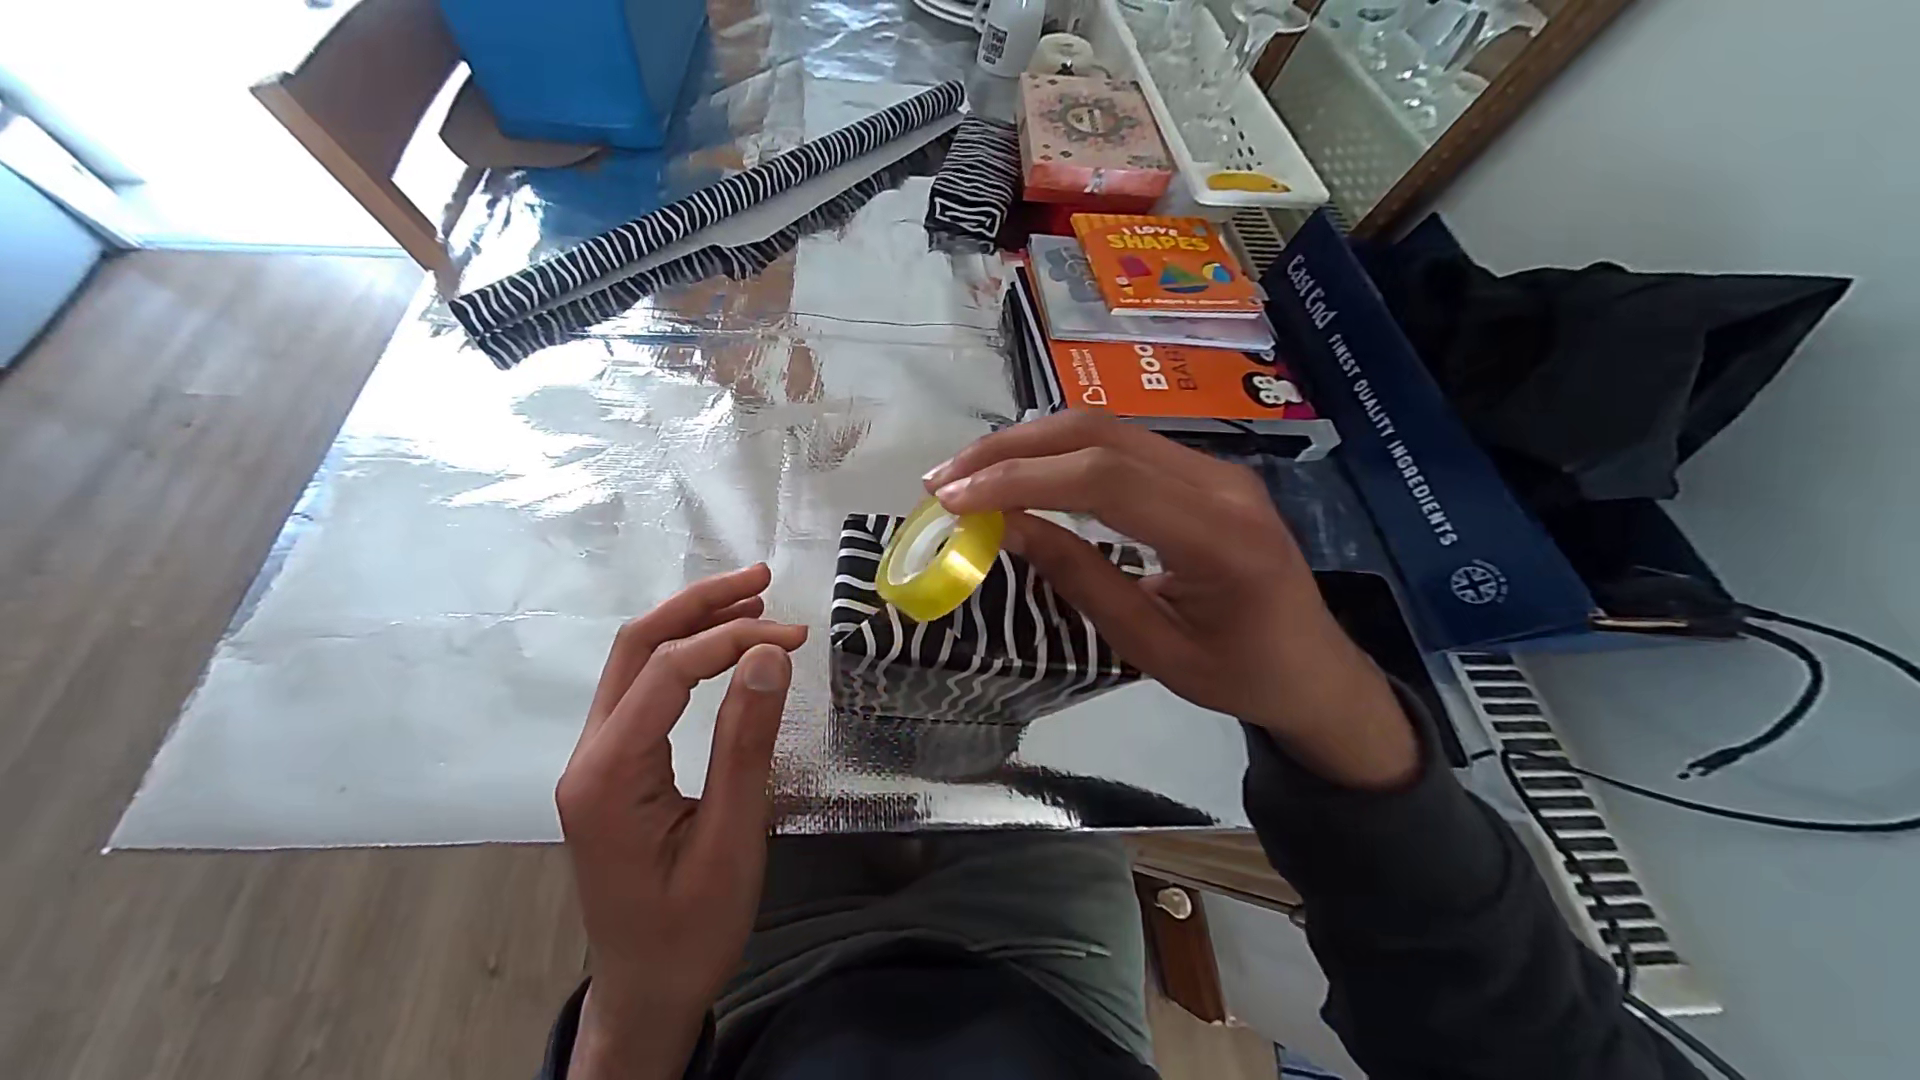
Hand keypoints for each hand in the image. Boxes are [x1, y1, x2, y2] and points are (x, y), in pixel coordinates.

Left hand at [556, 564, 807, 1079]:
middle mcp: (589, 754)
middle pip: (637, 647)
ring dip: (692, 622)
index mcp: (608, 774)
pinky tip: (725, 650)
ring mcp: (595, 759)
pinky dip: (688, 656)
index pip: (668, 670)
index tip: (795, 637)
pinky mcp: (614, 767)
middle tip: (761, 578)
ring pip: (637, 662)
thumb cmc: (692, 931)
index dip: (734, 639)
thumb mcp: (732, 841)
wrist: (645, 994)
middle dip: (700, 604)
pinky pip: (646, 690)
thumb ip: (746, 743)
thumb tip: (768, 654)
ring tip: (752, 599)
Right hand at [925, 412, 1416, 789]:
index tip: (953, 499)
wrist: (1315, 670)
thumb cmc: (1238, 675)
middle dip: (1010, 449)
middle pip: (1099, 435)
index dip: (1019, 480)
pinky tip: (1023, 471)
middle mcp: (1220, 483)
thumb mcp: (1150, 647)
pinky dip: (1060, 452)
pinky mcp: (1204, 471)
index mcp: (1219, 538)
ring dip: (1029, 443)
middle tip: (945, 478)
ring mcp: (1216, 469)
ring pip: (1106, 428)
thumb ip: (1081, 578)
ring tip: (969, 473)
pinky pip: (1122, 445)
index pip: (1103, 479)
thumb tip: (1007, 525)